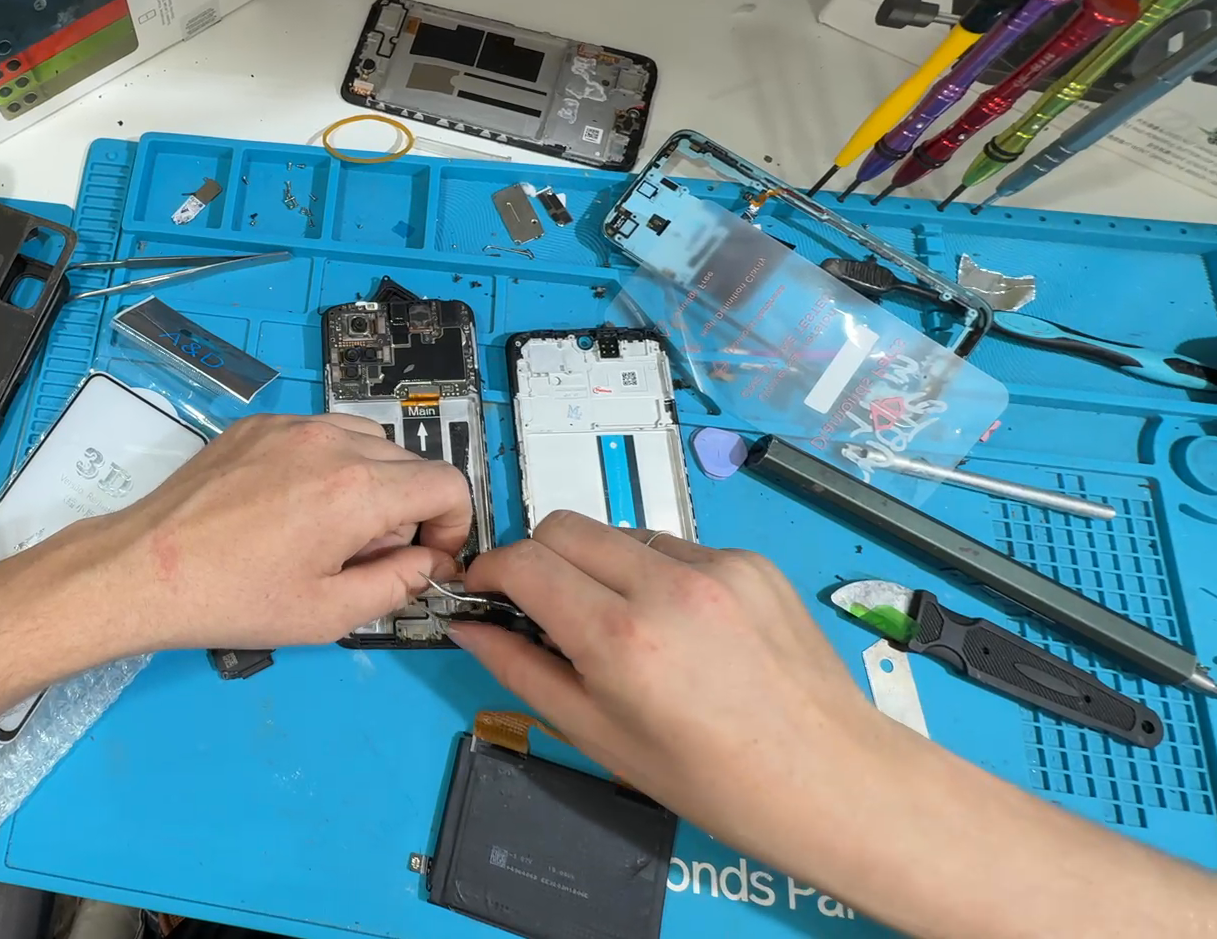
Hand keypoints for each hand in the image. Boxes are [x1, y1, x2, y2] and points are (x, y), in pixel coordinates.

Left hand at [70, 414, 471, 651]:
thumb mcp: (330, 613)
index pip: (446, 483)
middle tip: (365, 553)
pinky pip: (318, 431)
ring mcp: (290, 424)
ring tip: (330, 524)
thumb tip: (431, 560)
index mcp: (357, 490)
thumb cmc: (238, 599)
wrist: (148, 567)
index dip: (452, 523)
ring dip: (370, 479)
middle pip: (407, 462)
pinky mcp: (258, 423)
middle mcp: (330, 442)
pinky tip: (291, 500)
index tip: (426, 554)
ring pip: (366, 440)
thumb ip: (399, 584)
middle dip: (406, 509)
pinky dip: (327, 461)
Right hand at [449, 510, 900, 855]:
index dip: (490, 571)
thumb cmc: (711, 781)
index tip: (485, 592)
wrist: (845, 787)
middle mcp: (666, 585)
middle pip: (560, 525)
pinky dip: (649, 573)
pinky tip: (678, 624)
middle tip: (545, 606)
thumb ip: (518, 669)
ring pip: (611, 532)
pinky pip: (667, 545)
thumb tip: (467, 627)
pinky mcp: (748, 559)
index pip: (524, 561)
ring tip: (621, 621)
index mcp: (622, 639)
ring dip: (593, 565)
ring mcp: (715, 565)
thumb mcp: (596, 735)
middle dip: (535, 558)